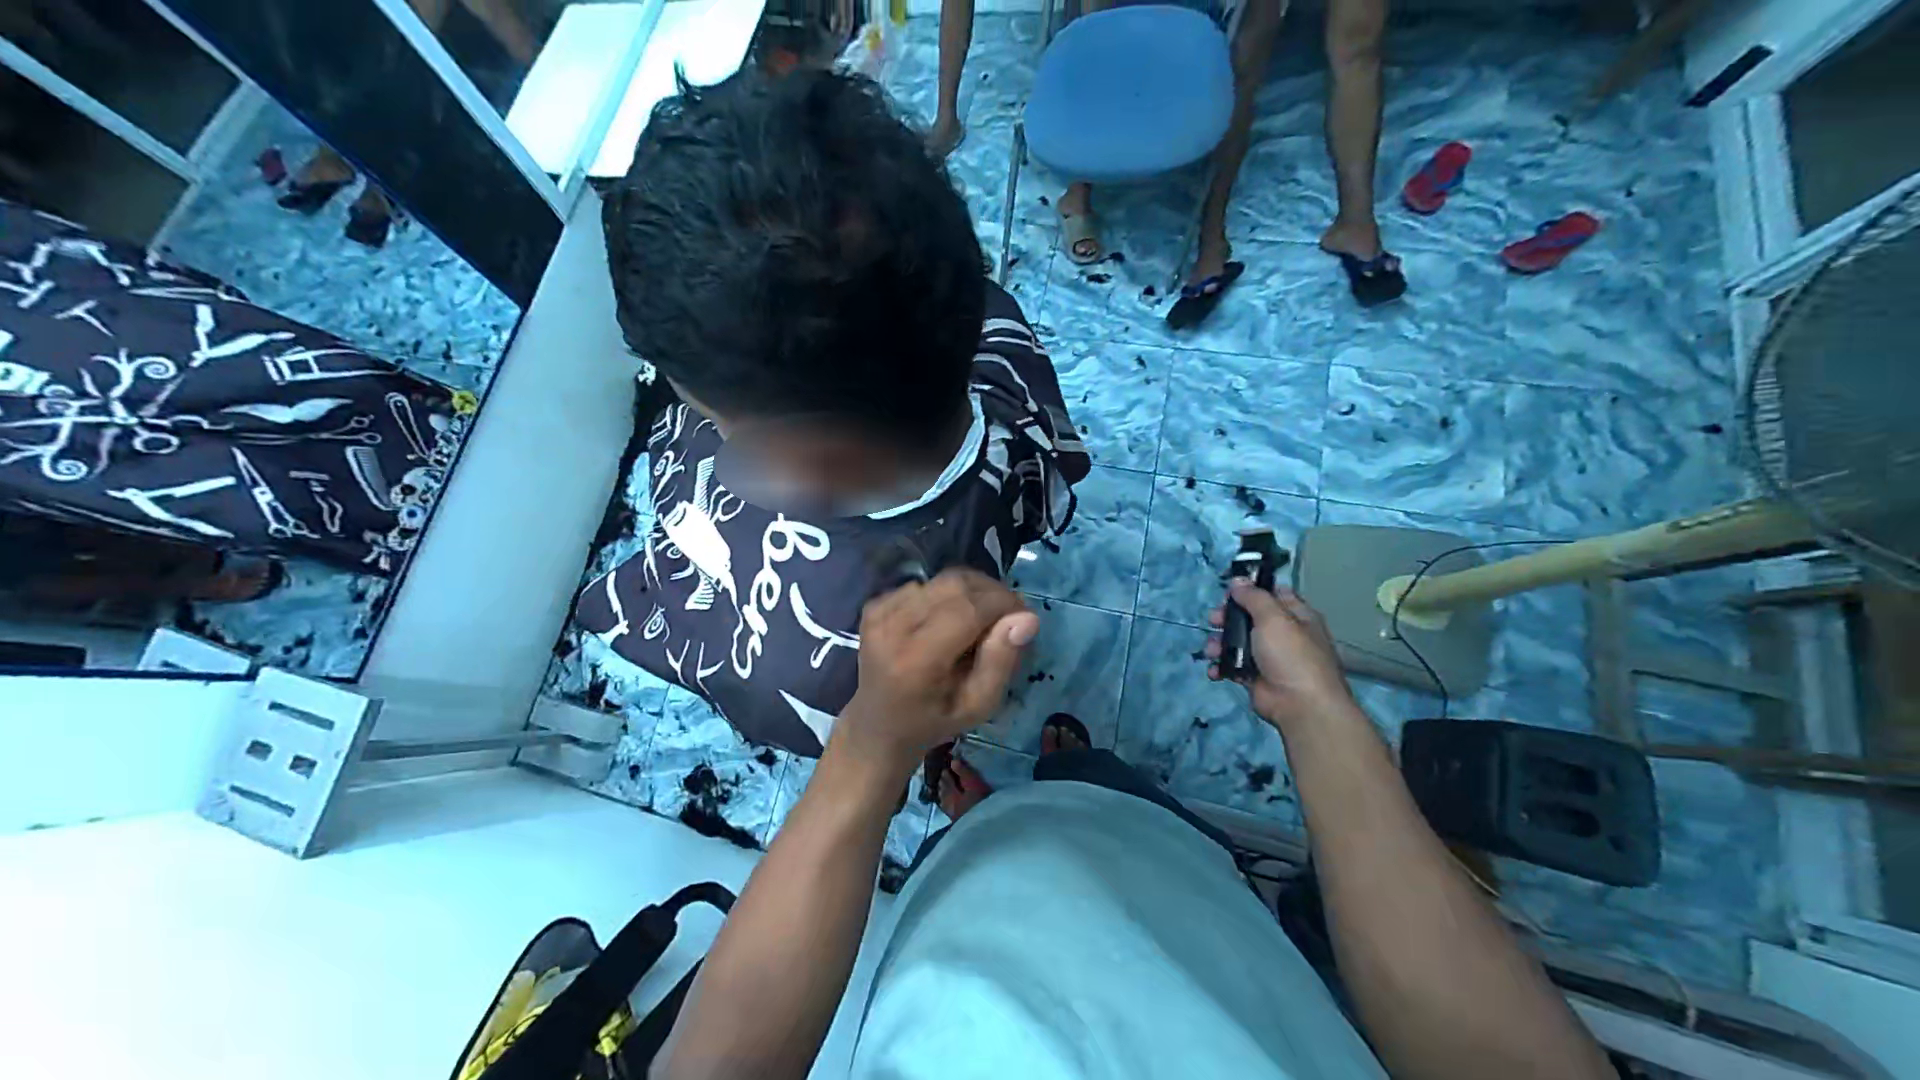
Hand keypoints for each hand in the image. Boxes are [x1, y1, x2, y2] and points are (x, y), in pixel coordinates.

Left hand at [834, 568, 1038, 769]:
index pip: (969, 608)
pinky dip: (947, 596)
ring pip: (942, 580)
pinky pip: (925, 585)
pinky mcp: (875, 605)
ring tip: (982, 619)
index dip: (1003, 603)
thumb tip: (1027, 618)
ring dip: (971, 592)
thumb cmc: (933, 721)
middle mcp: (892, 626)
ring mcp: (879, 612)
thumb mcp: (977, 705)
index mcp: (916, 659)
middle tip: (1009, 615)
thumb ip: (1001, 661)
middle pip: (956, 584)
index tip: (1023, 617)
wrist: (878, 725)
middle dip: (992, 592)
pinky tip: (949, 621)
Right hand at [1206, 580, 1358, 731]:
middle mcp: (1282, 634)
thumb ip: (1253, 597)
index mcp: (1295, 616)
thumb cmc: (1291, 654)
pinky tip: (1215, 670)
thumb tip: (1237, 580)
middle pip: (1248, 617)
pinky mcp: (1254, 677)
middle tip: (1214, 620)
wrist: (1300, 705)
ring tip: (1211, 650)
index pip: (1272, 594)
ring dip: (1219, 643)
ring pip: (1236, 641)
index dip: (1251, 590)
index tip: (1230, 591)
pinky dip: (1221, 666)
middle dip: (1227, 618)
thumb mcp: (1273, 618)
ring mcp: (1268, 657)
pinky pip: (1232, 665)